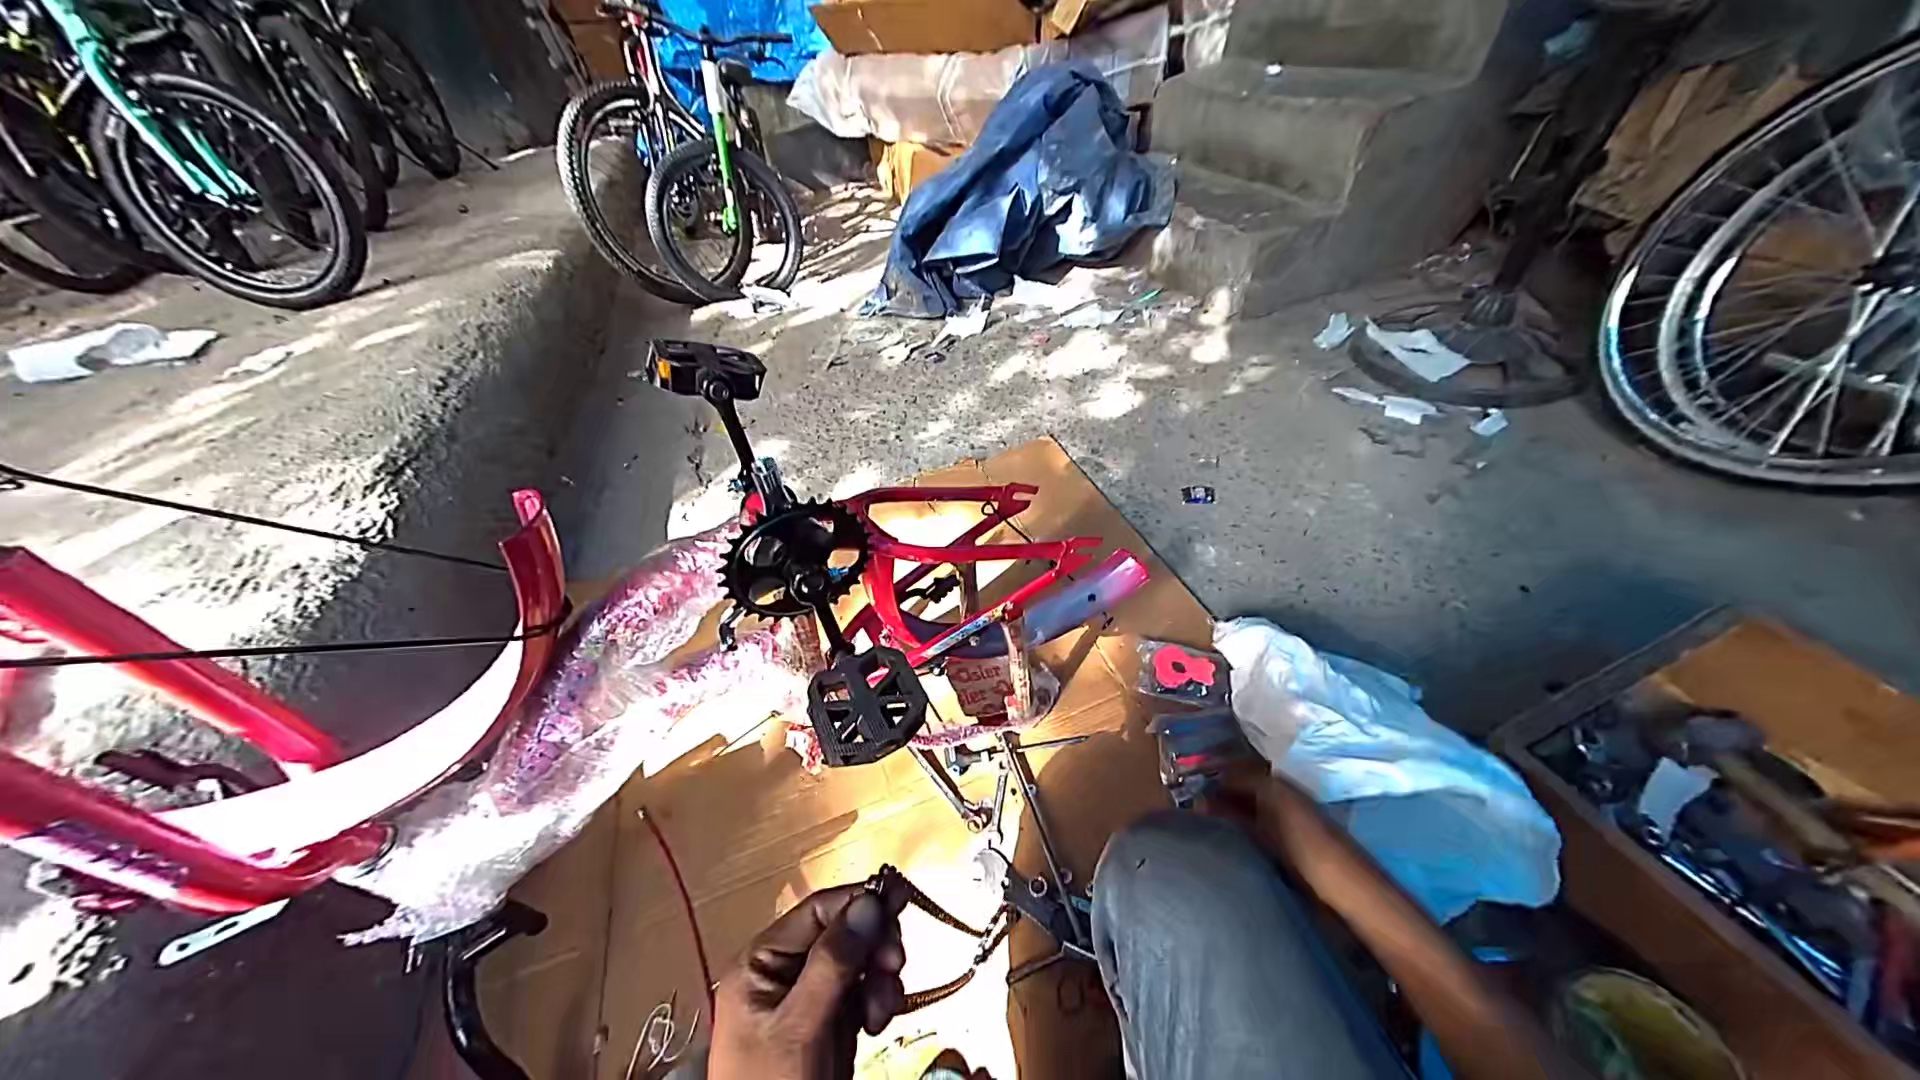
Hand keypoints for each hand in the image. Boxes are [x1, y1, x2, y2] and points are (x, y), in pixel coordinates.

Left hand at [708, 879, 909, 1079]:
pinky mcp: (829, 1021)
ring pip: (858, 959)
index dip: (858, 905)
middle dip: (873, 946)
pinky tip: (879, 1021)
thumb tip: (869, 901)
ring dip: (880, 976)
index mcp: (763, 962)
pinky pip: (862, 990)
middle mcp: (785, 970)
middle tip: (895, 966)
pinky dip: (878, 998)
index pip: (817, 910)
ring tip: (883, 1012)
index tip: (898, 910)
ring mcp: (808, 997)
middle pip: (843, 931)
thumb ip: (833, 962)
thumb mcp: (799, 1028)